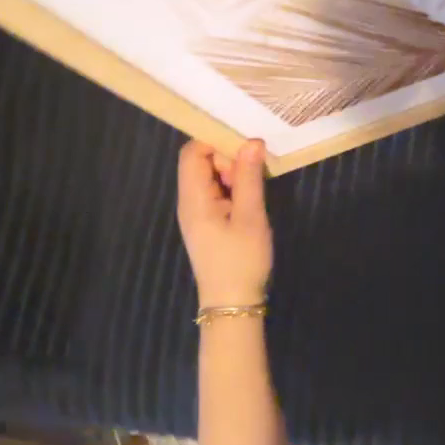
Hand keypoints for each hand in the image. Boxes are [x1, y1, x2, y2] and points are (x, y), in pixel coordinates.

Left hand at [177, 139, 271, 305]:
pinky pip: (216, 192)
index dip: (217, 144)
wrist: (233, 303)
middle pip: (200, 162)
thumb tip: (252, 141)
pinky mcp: (207, 222)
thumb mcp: (250, 216)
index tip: (245, 153)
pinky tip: (250, 200)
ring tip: (255, 189)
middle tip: (253, 175)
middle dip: (228, 158)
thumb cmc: (241, 259)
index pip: (192, 152)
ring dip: (233, 174)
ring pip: (210, 177)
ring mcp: (197, 213)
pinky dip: (233, 188)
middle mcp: (189, 202)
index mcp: (193, 199)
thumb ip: (249, 177)